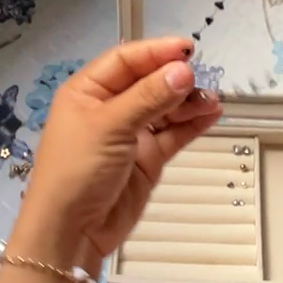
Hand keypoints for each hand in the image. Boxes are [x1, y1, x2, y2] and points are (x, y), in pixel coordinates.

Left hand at [12, 38, 222, 268]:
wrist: (70, 233)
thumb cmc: (77, 171)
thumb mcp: (109, 127)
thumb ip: (148, 98)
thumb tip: (183, 71)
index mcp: (88, 91)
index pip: (126, 60)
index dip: (156, 52)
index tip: (187, 49)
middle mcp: (109, 108)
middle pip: (148, 82)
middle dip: (174, 79)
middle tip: (200, 81)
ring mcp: (130, 134)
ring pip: (165, 108)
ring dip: (188, 102)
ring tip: (211, 101)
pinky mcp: (147, 158)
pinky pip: (173, 134)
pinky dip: (192, 124)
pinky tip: (211, 114)